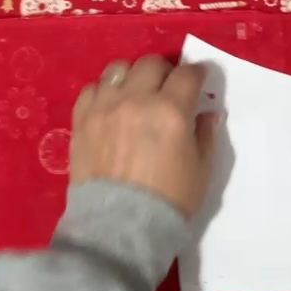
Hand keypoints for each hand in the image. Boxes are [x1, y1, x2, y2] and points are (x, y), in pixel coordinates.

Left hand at [70, 55, 217, 217]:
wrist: (120, 227)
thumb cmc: (170, 201)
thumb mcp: (202, 170)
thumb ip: (206, 134)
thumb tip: (208, 112)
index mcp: (171, 111)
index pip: (188, 74)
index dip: (197, 74)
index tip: (198, 81)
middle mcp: (136, 100)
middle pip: (152, 63)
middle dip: (165, 72)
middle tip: (168, 89)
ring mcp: (105, 108)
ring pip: (119, 68)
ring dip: (132, 76)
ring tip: (136, 94)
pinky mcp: (82, 120)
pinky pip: (92, 88)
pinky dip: (105, 92)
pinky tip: (112, 107)